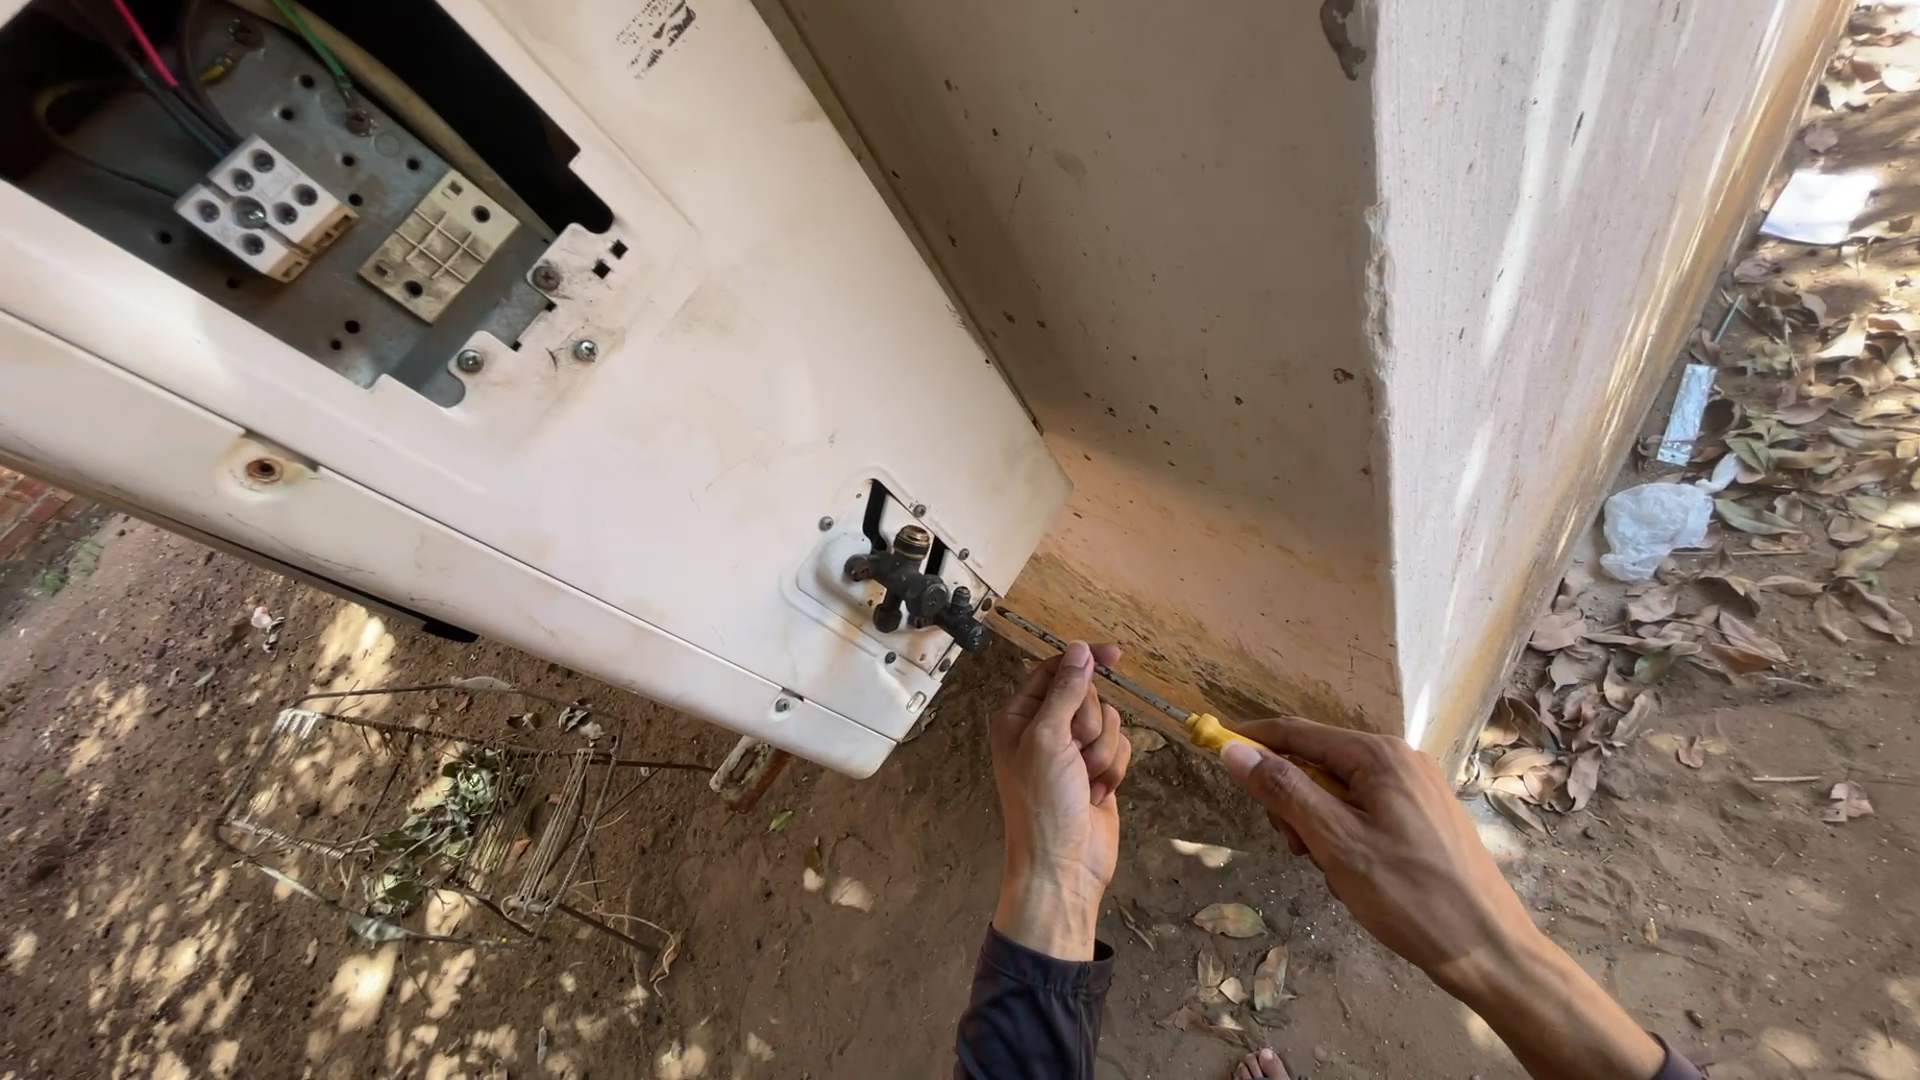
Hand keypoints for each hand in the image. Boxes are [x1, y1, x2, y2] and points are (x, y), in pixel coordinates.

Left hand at [988, 641, 1130, 959]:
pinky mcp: (1097, 770)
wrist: (1064, 867)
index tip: (1115, 655)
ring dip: (1103, 751)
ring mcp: (1072, 751)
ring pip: (1108, 721)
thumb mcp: (1048, 739)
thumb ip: (1065, 691)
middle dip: (1090, 722)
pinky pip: (1120, 748)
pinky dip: (1113, 769)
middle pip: (1086, 695)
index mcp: (1019, 716)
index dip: (1082, 661)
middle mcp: (1044, 729)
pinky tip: (1097, 794)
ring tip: (1085, 780)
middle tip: (1075, 752)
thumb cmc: (1043, 803)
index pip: (1053, 671)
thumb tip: (1078, 649)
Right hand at [1222, 719, 1664, 1079]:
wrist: (1495, 955)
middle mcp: (1399, 758)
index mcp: (1378, 756)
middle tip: (1295, 847)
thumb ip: (1283, 791)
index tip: (1214, 748)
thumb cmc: (1411, 897)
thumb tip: (1233, 749)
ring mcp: (1416, 785)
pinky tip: (1358, 871)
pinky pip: (1363, 807)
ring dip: (1318, 823)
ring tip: (1333, 869)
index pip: (1296, 733)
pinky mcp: (1425, 812)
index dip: (1251, 740)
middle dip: (1292, 799)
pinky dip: (1345, 832)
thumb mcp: (1335, 843)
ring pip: (1338, 788)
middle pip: (1316, 761)